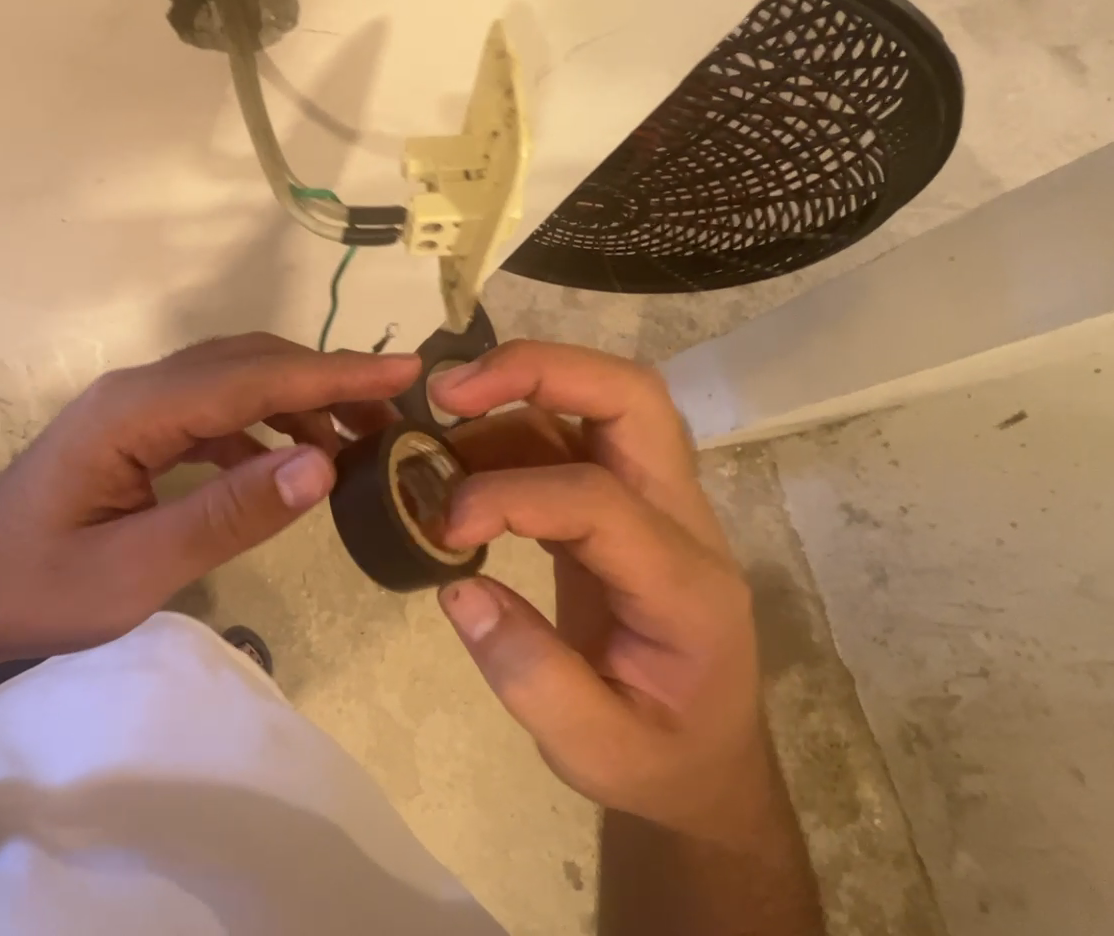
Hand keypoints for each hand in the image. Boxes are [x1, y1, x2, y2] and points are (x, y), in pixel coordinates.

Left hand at [0, 333, 417, 666]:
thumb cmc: (38, 591)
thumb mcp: (137, 568)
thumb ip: (226, 515)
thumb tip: (321, 464)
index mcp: (131, 413)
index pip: (249, 378)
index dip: (331, 373)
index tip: (406, 372)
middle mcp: (132, 393)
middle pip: (241, 365)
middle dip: (321, 381)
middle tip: (393, 415)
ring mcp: (126, 411)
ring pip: (225, 384)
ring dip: (291, 402)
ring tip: (353, 441)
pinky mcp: (125, 436)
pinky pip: (204, 415)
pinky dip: (253, 429)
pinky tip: (279, 465)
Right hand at [427, 341, 774, 842]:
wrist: (703, 763)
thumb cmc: (656, 758)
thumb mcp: (594, 749)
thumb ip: (529, 675)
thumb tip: (456, 587)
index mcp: (684, 584)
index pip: (597, 498)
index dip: (507, 496)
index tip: (441, 530)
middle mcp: (681, 523)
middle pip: (630, 398)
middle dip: (537, 372)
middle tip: (446, 391)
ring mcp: (653, 507)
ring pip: (597, 403)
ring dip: (510, 398)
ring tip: (432, 433)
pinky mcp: (617, 507)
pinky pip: (566, 439)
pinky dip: (502, 430)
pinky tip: (453, 464)